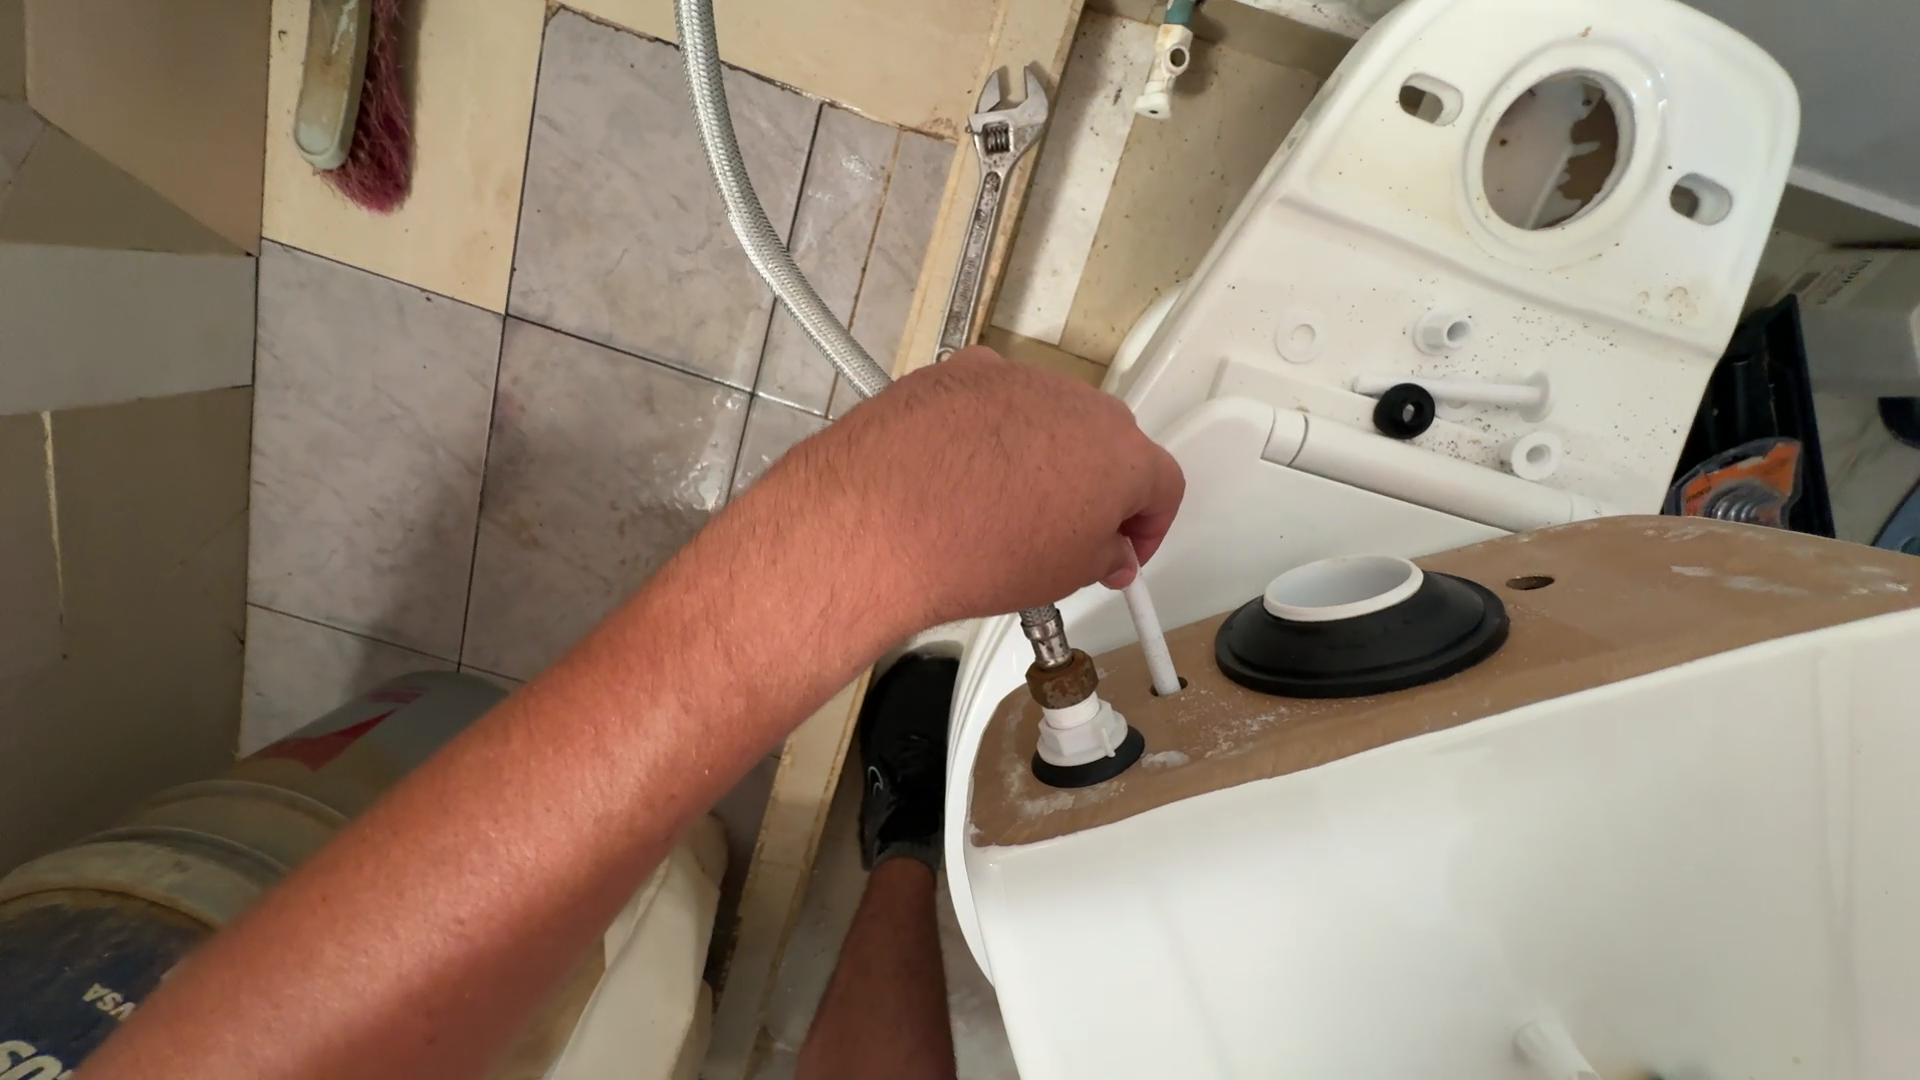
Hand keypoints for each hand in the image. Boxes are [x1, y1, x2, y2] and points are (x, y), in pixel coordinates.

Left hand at [776, 348, 1184, 627]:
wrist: (878, 522)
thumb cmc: (970, 550)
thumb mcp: (1062, 576)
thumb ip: (1106, 556)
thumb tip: (1108, 550)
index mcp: (1120, 451)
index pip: (1163, 485)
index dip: (1150, 525)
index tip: (1126, 547)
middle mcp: (1074, 402)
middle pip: (1106, 443)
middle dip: (1096, 488)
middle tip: (1069, 531)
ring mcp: (1014, 379)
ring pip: (1046, 417)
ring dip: (1040, 455)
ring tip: (1001, 506)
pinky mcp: (959, 371)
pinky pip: (990, 400)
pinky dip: (986, 430)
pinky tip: (961, 471)